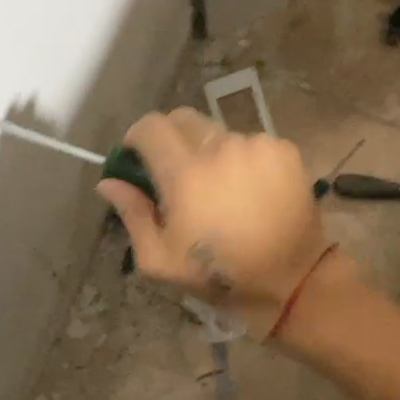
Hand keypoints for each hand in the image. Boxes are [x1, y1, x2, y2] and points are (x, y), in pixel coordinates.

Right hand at [98, 108, 331, 332]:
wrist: (291, 281)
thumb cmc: (218, 275)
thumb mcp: (160, 259)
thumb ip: (133, 214)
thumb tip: (108, 182)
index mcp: (185, 173)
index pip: (150, 127)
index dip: (137, 137)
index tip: (136, 158)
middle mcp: (220, 147)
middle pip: (183, 119)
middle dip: (171, 140)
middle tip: (174, 174)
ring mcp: (256, 146)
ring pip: (218, 134)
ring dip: (210, 154)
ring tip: (219, 191)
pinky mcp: (283, 151)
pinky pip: (251, 144)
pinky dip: (242, 161)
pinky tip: (248, 192)